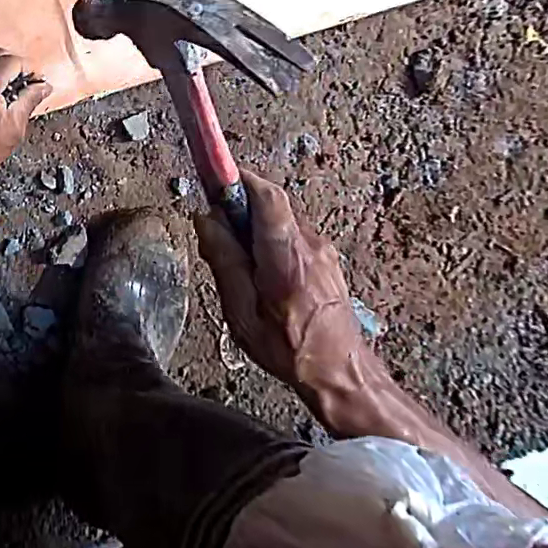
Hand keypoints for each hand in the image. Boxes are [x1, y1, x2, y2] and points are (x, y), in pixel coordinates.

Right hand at [192, 169, 375, 401]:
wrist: (342, 373)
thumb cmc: (288, 348)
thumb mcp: (241, 312)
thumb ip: (224, 260)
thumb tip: (206, 219)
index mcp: (286, 257)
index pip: (267, 196)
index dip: (239, 178)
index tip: (213, 174)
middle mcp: (309, 245)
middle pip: (271, 202)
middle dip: (238, 206)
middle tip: (214, 234)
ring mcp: (321, 250)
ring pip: (278, 218)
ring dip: (251, 225)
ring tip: (235, 262)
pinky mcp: (325, 259)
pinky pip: (289, 233)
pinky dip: (266, 237)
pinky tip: (256, 271)